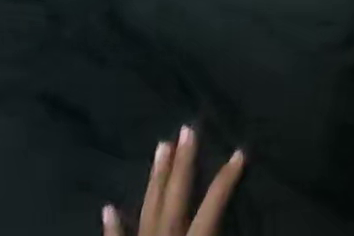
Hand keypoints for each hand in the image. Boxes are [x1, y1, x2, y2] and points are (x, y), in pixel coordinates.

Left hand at [105, 126, 245, 235]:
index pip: (212, 204)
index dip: (226, 178)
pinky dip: (113, 226)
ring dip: (156, 179)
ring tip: (162, 146)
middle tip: (187, 128)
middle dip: (183, 162)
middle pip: (175, 196)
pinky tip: (108, 207)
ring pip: (148, 209)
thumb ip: (226, 232)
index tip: (240, 151)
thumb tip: (245, 221)